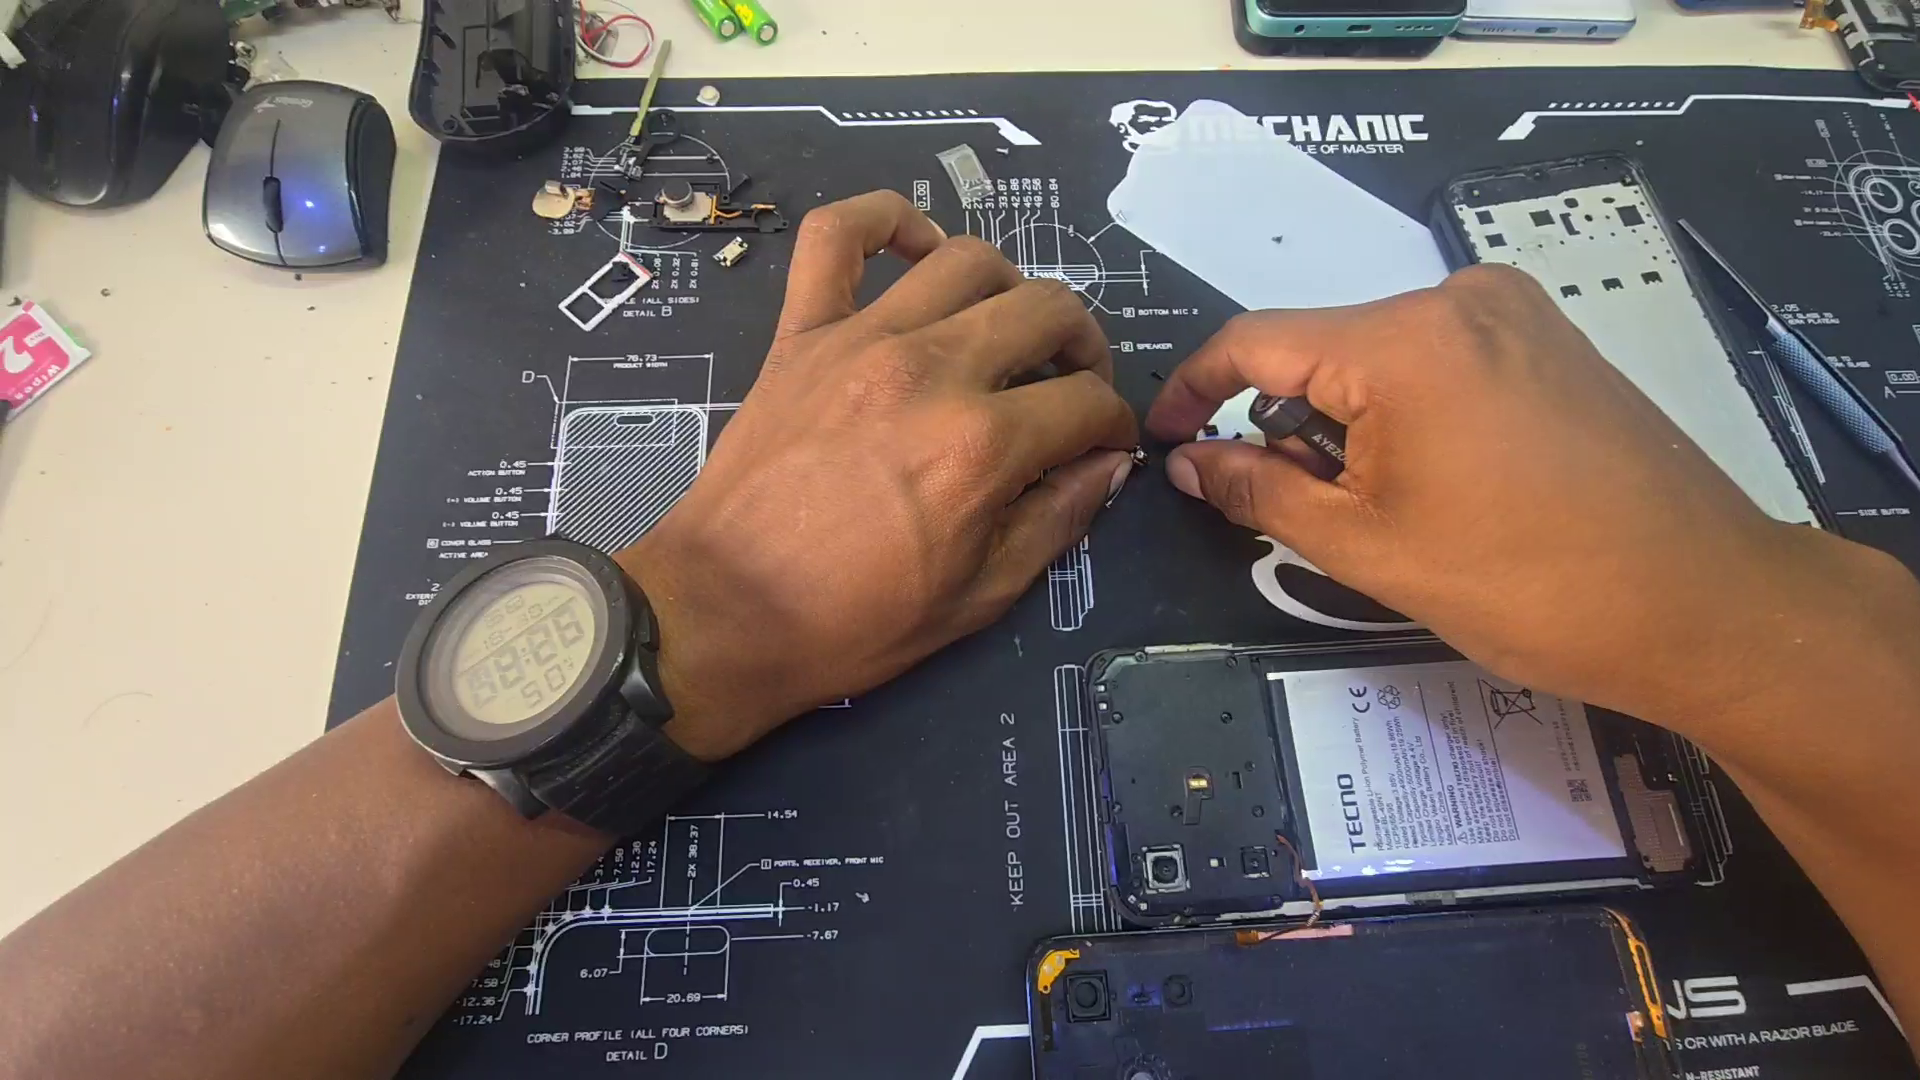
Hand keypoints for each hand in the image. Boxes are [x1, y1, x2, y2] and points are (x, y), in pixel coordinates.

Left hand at [620, 191, 1137, 760]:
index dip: (1113, 425)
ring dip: (1012, 289)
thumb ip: (1057, 520)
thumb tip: (1106, 463)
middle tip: (1073, 387)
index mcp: (983, 446)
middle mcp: (932, 371)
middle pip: (1046, 311)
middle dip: (1084, 347)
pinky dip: (883, 220)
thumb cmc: (854, 623)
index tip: (1104, 446)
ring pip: (967, 260)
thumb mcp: (980, 597)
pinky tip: (917, 247)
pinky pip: (836, 237)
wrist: (728, 614)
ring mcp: (860, 340)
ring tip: (1008, 332)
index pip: (1088, 403)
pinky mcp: (800, 334)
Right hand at [1147, 264, 1901, 724]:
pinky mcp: (1539, 337)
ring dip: (1333, 423)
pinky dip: (1386, 410)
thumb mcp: (1357, 543)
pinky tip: (1420, 474)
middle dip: (1277, 424)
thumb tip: (1184, 463)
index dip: (1191, 389)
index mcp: (1402, 342)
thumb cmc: (1516, 581)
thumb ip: (1254, 488)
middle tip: (1286, 503)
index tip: (1163, 438)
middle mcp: (1454, 299)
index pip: (1252, 342)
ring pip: (1365, 357)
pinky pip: (1422, 358)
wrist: (1703, 607)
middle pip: (1312, 351)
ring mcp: (1508, 311)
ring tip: (1369, 502)